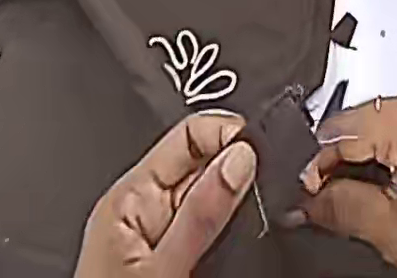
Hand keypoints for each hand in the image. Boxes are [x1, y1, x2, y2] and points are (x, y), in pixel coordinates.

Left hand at [74, 111, 256, 277]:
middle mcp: (146, 211)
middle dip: (237, 168)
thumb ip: (201, 214)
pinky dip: (234, 230)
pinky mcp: (178, 263)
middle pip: (204, 163)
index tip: (259, 150)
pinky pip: (214, 229)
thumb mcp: (159, 272)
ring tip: (258, 212)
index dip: (225, 132)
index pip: (187, 135)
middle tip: (266, 186)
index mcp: (130, 198)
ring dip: (239, 201)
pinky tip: (245, 237)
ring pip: (214, 197)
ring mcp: (163, 239)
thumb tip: (240, 156)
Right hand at [291, 84, 396, 277]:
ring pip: (368, 124)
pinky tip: (371, 185)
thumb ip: (339, 206)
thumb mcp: (394, 232)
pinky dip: (374, 154)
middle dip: (332, 162)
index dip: (313, 167)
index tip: (300, 195)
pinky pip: (388, 126)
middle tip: (316, 201)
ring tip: (346, 199)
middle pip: (354, 123)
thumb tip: (304, 200)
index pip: (340, 129)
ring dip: (352, 159)